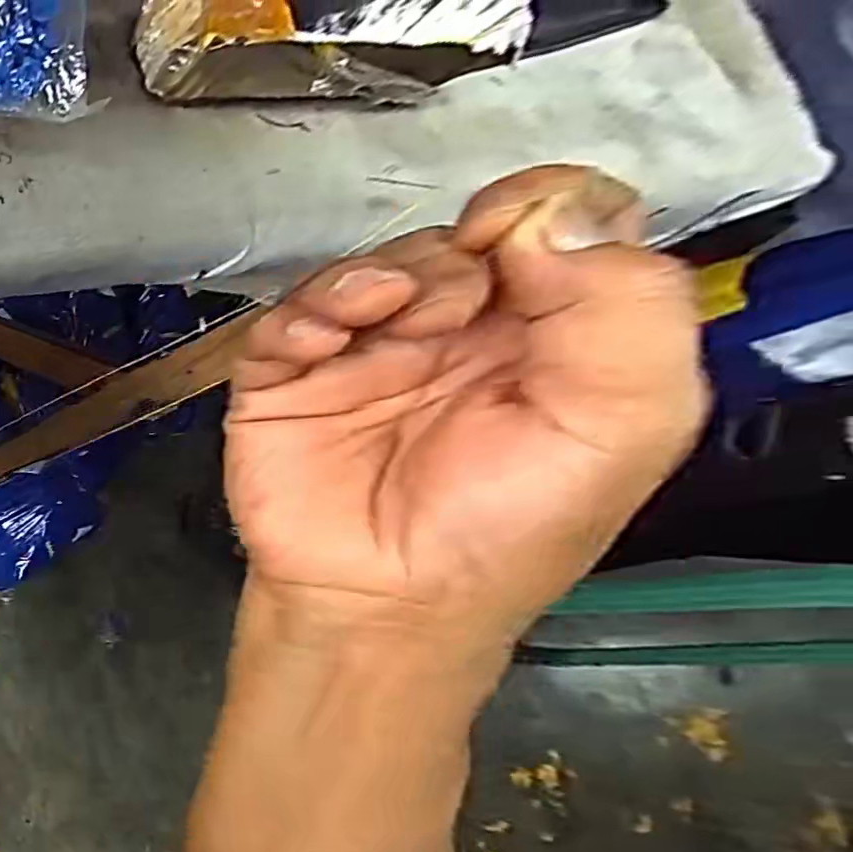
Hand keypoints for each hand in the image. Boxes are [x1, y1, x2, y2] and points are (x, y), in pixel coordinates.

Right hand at [225, 165, 709, 638]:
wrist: (381, 600)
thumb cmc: (503, 527)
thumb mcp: (622, 423)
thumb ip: (620, 308)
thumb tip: (541, 219)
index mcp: (533, 339)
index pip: (543, 232)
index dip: (535, 205)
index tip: (513, 232)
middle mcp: (439, 342)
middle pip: (439, 244)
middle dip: (444, 260)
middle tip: (444, 314)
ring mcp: (350, 364)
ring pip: (353, 275)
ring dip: (367, 278)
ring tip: (377, 318)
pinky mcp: (279, 389)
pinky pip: (276, 328)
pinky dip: (296, 318)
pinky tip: (318, 341)